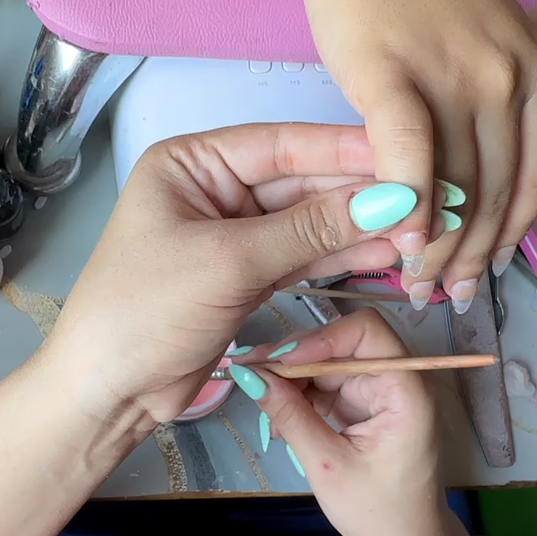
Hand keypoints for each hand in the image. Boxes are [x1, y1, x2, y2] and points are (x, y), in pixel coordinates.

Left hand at [39, 123, 406, 428]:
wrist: (109, 390)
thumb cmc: (147, 310)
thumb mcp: (228, 262)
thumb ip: (308, 231)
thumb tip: (388, 202)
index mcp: (191, 163)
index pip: (280, 145)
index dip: (345, 152)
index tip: (407, 156)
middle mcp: (213, 189)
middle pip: (299, 182)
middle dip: (359, 195)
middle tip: (426, 200)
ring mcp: (233, 233)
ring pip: (307, 221)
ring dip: (357, 227)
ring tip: (419, 228)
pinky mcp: (247, 274)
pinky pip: (301, 256)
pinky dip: (338, 257)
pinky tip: (385, 252)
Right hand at [236, 309, 452, 535]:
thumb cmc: (380, 514)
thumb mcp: (329, 467)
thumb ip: (292, 417)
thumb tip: (249, 377)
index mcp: (405, 391)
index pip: (365, 331)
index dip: (320, 338)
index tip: (280, 363)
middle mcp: (395, 379)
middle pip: (341, 341)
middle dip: (296, 355)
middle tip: (249, 371)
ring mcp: (379, 389)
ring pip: (327, 359)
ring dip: (292, 373)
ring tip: (256, 390)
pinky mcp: (362, 402)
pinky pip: (325, 381)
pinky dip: (299, 390)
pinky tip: (275, 405)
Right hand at [283, 0, 536, 313]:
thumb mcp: (467, 38)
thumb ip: (474, 103)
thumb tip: (457, 169)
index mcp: (531, 72)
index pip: (529, 177)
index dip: (508, 236)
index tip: (485, 272)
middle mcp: (507, 77)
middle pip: (493, 191)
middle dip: (470, 255)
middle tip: (444, 296)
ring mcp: (455, 74)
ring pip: (455, 186)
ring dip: (437, 246)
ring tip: (414, 283)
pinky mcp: (396, 73)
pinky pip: (410, 158)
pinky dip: (408, 205)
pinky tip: (398, 239)